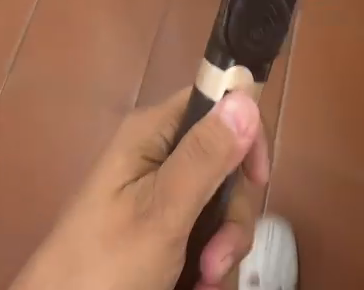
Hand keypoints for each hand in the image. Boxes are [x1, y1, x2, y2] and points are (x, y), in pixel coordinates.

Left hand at [12, 90, 271, 289]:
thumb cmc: (105, 263)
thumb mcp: (162, 211)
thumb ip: (204, 156)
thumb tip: (245, 93)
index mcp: (152, 133)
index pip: (216, 102)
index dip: (245, 133)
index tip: (258, 178)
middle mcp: (157, 154)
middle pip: (225, 161)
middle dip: (232, 212)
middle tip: (217, 255)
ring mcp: (159, 193)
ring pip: (220, 203)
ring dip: (223, 245)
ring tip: (203, 279)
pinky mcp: (161, 228)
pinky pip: (205, 232)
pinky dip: (209, 260)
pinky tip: (196, 284)